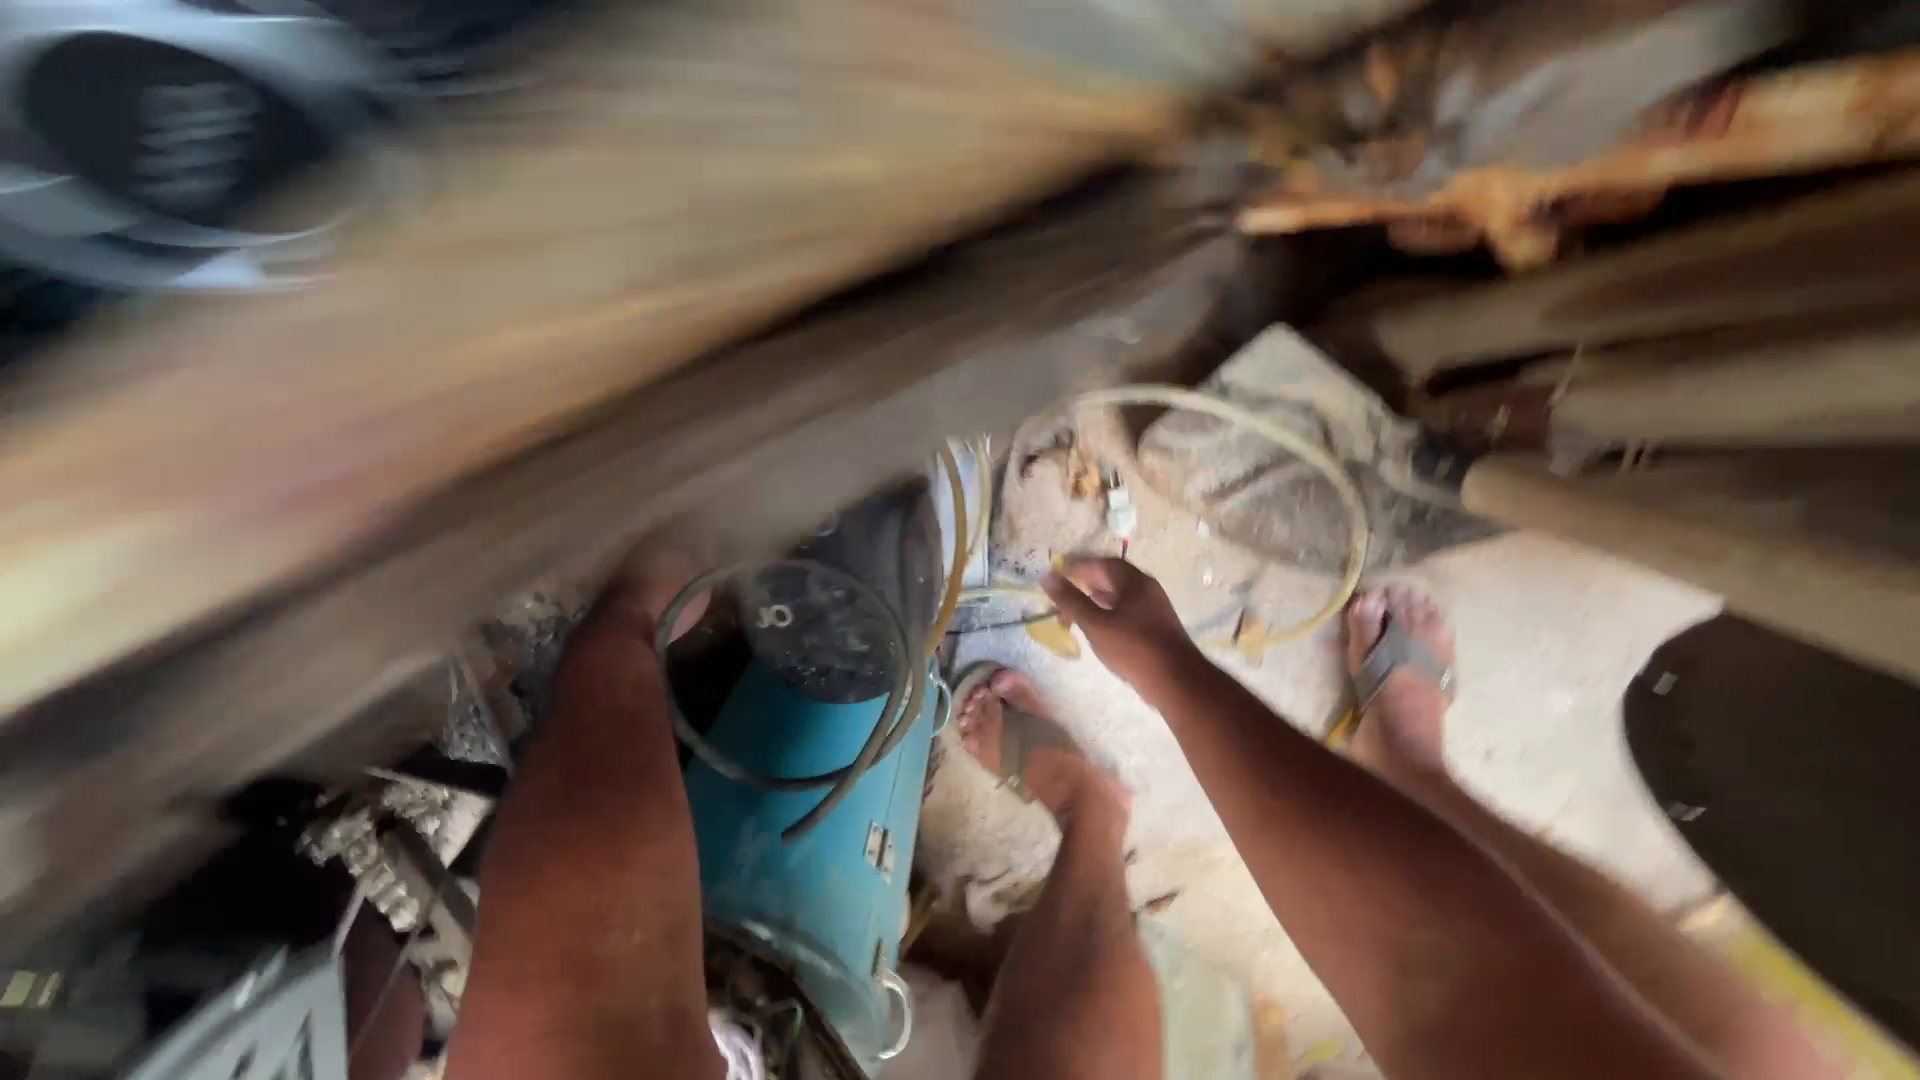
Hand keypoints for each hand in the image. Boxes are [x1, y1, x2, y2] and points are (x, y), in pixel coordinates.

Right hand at [1043, 557, 1203, 692]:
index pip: (1103, 563)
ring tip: (1076, 612)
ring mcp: (1155, 609)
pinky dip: (1109, 613)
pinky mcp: (1156, 627)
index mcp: (1135, 582)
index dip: (1080, 566)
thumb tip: (1048, 576)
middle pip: (1113, 578)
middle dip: (1087, 583)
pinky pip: (1128, 611)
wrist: (1176, 680)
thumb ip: (1071, 600)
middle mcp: (1148, 590)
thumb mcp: (1095, 624)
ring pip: (1121, 596)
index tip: (1059, 573)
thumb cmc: (1133, 648)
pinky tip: (1099, 628)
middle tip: (1065, 594)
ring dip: (1097, 600)